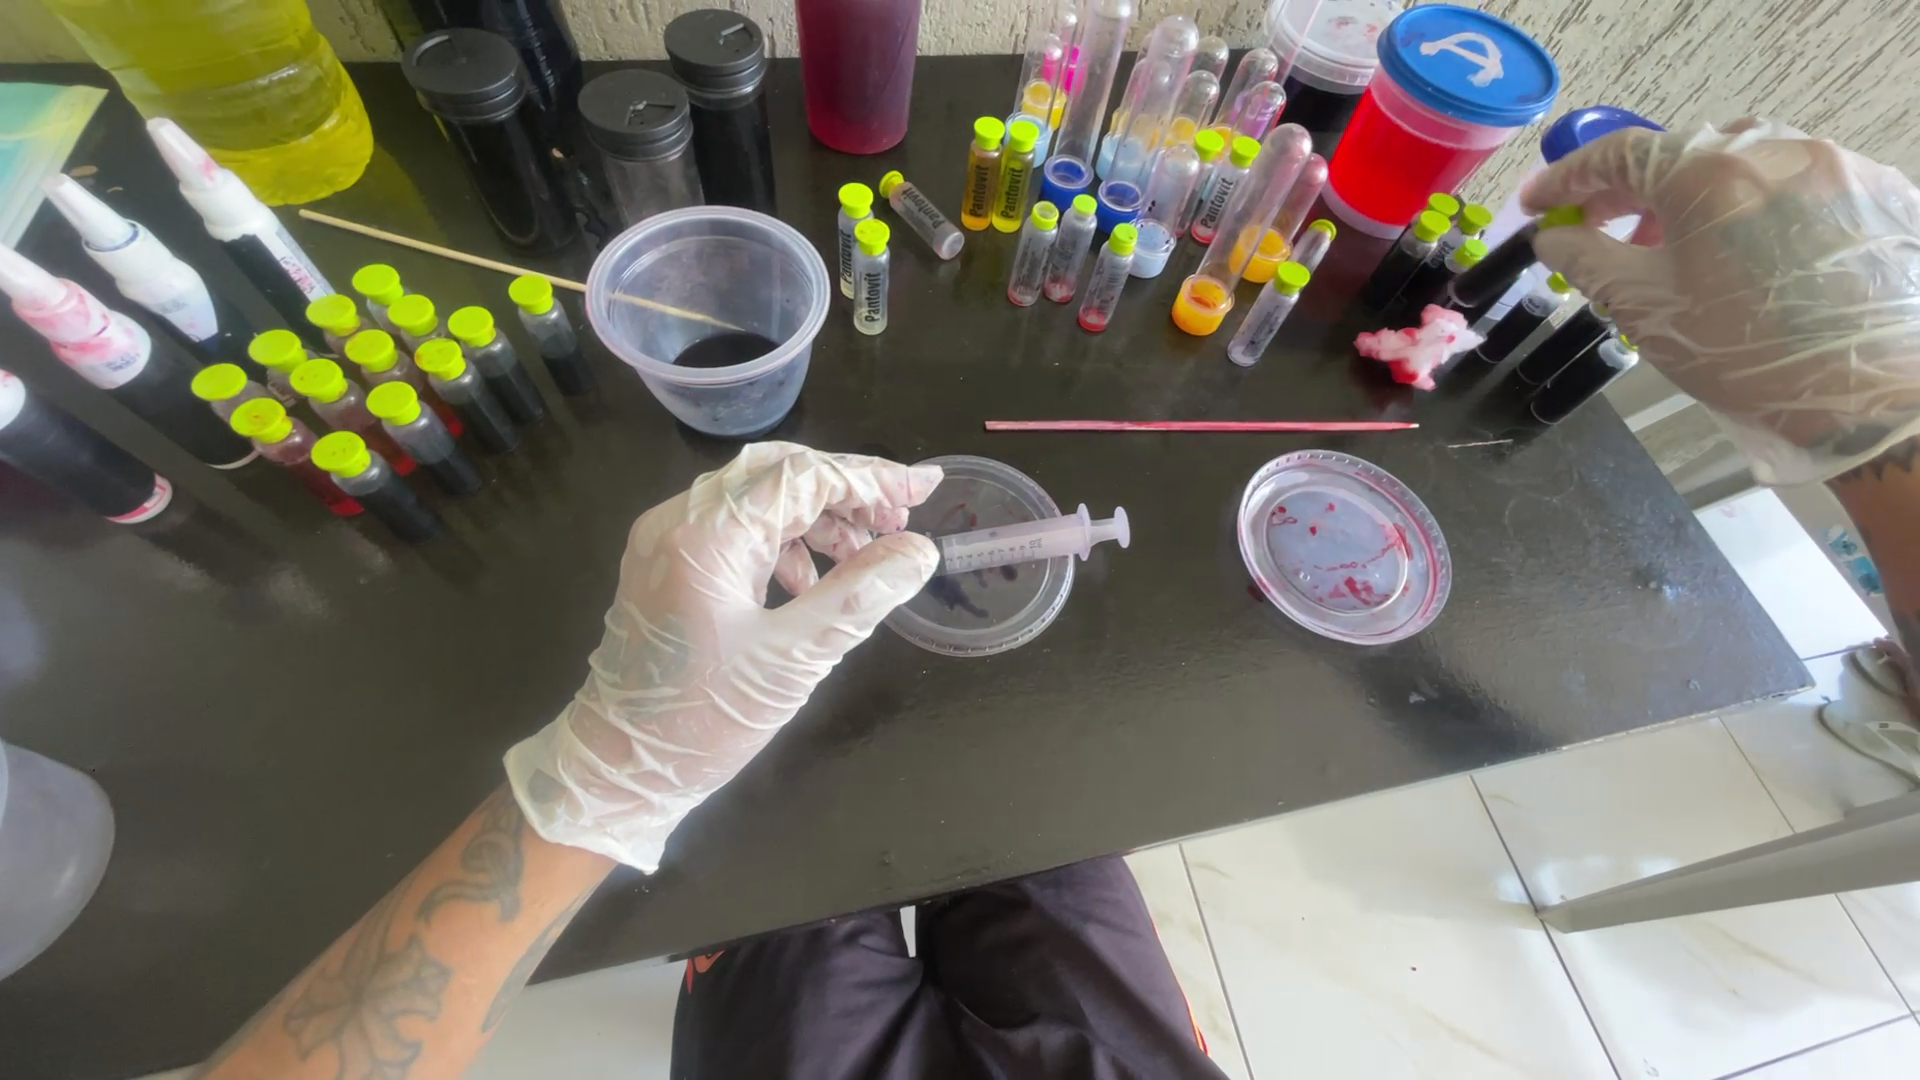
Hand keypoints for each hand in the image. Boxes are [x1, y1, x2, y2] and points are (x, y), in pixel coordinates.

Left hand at [505, 443, 941, 870]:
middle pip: (779, 472)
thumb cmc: (701, 721)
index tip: (926, 490)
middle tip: (898, 518)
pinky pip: (738, 529)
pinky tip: (809, 580)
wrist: (614, 772)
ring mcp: (669, 539)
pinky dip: (785, 541)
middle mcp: (680, 518)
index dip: (871, 478)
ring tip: (864, 553)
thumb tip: (920, 550)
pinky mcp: (671, 564)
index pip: (803, 476)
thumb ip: (860, 595)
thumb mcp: (792, 660)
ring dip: (818, 515)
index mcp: (706, 534)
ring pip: (760, 497)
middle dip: (846, 487)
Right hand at [1521, 117, 1919, 483]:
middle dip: (1623, 187)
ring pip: (1736, 161)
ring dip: (1679, 194)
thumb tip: (1552, 237)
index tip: (1534, 205)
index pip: (1621, 153)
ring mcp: (1836, 165)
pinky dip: (1735, 204)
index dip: (1566, 176)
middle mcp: (1779, 150)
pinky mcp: (1872, 191)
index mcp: (1711, 175)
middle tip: (1588, 226)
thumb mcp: (1637, 303)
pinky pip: (1785, 180)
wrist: (1863, 383)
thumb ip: (1584, 258)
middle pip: (1680, 150)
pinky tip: (1724, 249)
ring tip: (1657, 243)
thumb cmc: (1735, 343)